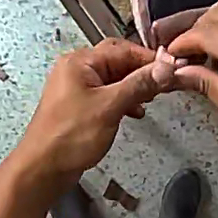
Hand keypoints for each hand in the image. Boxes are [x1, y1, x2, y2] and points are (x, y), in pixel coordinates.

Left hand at [8, 39, 172, 190]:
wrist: (44, 167)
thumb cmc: (68, 137)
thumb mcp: (110, 106)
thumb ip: (139, 85)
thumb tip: (164, 68)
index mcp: (80, 62)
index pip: (124, 50)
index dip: (150, 59)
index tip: (172, 68)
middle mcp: (77, 70)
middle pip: (119, 61)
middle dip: (143, 72)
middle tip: (164, 82)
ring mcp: (78, 88)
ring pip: (115, 79)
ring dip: (135, 87)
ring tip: (152, 98)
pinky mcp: (81, 106)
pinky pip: (108, 95)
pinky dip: (124, 100)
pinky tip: (135, 111)